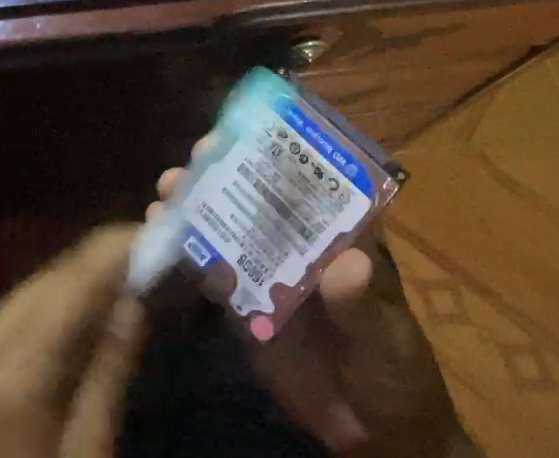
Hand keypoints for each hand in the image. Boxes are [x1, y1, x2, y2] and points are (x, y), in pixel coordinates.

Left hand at [0, 225, 146, 457]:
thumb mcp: (88, 456)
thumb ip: (108, 371)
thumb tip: (134, 300)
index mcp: (14, 373)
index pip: (74, 282)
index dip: (117, 248)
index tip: (160, 228)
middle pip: (50, 278)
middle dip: (101, 258)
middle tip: (155, 251)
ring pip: (32, 290)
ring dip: (80, 277)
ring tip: (132, 272)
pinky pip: (15, 316)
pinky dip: (55, 304)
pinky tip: (88, 308)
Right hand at [152, 138, 474, 457]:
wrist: (374, 432)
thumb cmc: (395, 368)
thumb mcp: (386, 336)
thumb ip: (362, 304)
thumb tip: (347, 267)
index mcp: (343, 235)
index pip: (314, 180)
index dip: (284, 151)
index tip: (253, 131)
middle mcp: (302, 244)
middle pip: (264, 196)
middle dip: (230, 170)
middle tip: (198, 155)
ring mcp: (272, 274)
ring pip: (233, 228)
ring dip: (200, 205)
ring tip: (166, 190)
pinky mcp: (247, 311)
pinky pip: (216, 277)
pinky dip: (190, 257)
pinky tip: (162, 239)